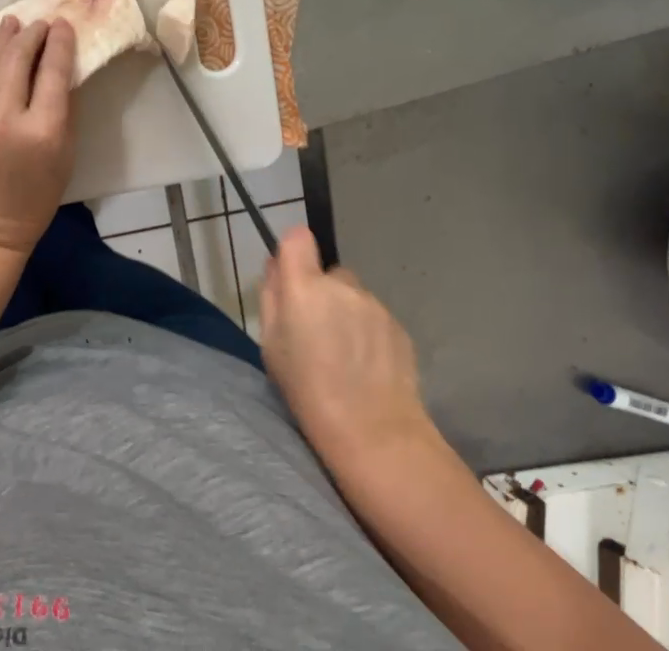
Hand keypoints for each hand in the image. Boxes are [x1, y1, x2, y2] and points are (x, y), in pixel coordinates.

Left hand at [0, 17, 77, 252]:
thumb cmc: (38, 194)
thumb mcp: (66, 153)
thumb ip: (64, 108)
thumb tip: (61, 65)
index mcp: (42, 131)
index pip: (52, 71)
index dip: (58, 43)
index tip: (62, 25)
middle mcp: (6, 119)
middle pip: (17, 59)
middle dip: (30, 34)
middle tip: (39, 23)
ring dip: (2, 38)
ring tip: (13, 21)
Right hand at [260, 226, 435, 466]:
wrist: (373, 429)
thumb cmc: (307, 388)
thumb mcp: (270, 345)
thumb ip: (271, 298)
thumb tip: (275, 269)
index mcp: (304, 287)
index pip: (298, 239)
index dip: (291, 252)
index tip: (288, 277)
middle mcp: (342, 286)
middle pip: (327, 273)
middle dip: (319, 293)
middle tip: (313, 332)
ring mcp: (375, 305)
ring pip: (352, 296)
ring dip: (344, 312)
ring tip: (341, 353)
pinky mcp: (398, 325)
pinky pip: (373, 316)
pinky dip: (365, 331)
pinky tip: (364, 364)